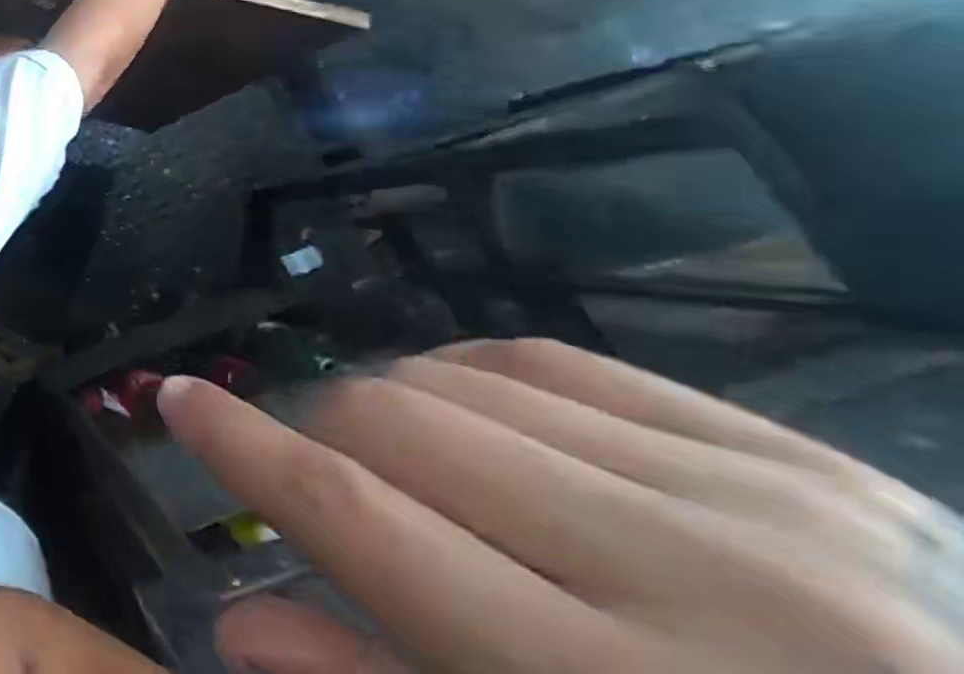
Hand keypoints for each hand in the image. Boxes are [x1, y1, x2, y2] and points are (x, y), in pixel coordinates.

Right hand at [158, 339, 963, 673]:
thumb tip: (238, 619)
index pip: (357, 516)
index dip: (241, 447)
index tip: (177, 397)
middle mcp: (698, 576)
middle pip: (400, 425)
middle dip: (317, 429)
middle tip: (314, 467)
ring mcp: (764, 498)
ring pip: (464, 378)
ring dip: (390, 403)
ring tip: (394, 454)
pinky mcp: (803, 456)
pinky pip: (556, 362)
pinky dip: (473, 377)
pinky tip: (467, 415)